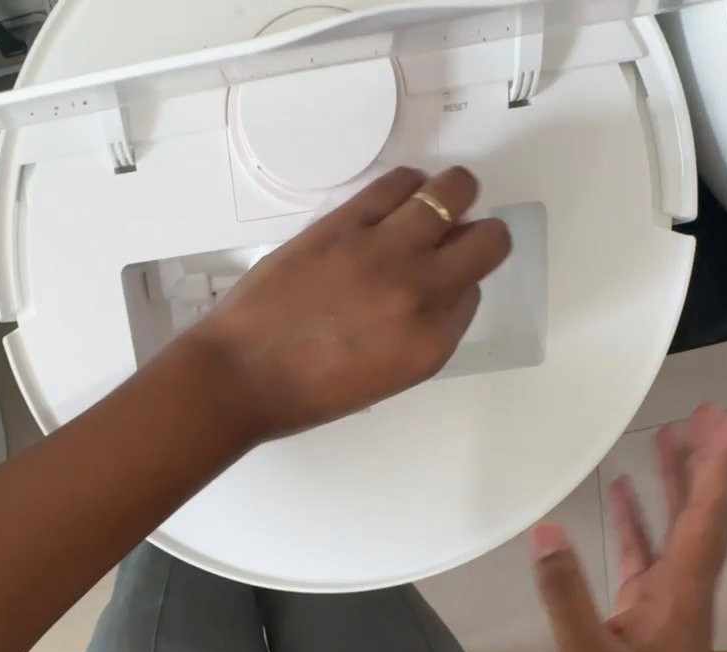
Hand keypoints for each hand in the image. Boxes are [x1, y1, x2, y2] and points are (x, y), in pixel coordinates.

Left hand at [176, 166, 512, 441]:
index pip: (472, 294)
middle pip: (486, 241)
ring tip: (426, 208)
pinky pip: (400, 181)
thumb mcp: (381, 380)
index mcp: (430, 345)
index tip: (436, 283)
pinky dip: (407, 185)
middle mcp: (421, 294)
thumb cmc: (304, 394)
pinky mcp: (345, 223)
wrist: (240, 377)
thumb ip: (417, 337)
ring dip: (451, 195)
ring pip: (455, 191)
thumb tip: (430, 295)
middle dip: (473, 236)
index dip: (456, 284)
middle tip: (446, 239)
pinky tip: (394, 200)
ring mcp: (385, 252)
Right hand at [531, 406, 726, 651]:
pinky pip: (648, 558)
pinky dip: (638, 525)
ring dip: (673, 487)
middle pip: (701, 515)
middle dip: (702, 463)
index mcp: (680, 594)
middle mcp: (685, 590)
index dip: (717, 467)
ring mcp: (669, 603)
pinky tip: (621, 501)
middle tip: (700, 414)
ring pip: (677, 532)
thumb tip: (546, 532)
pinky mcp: (650, 617)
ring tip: (662, 440)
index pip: (704, 518)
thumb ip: (565, 594)